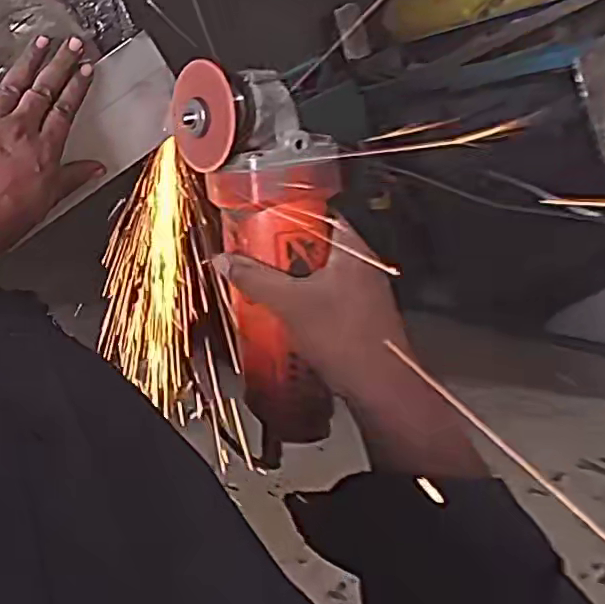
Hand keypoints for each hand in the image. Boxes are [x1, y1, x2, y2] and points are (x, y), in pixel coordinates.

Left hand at [0, 36, 103, 288]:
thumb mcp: (44, 203)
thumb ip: (70, 179)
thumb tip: (95, 168)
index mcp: (43, 149)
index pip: (66, 108)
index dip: (77, 86)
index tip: (86, 69)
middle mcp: (19, 128)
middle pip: (44, 89)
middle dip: (61, 62)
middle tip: (72, 43)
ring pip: (14, 82)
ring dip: (30, 59)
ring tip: (42, 40)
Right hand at [215, 218, 485, 476]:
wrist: (379, 389)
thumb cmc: (348, 341)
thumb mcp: (289, 304)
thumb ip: (254, 278)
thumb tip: (225, 260)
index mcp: (352, 251)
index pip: (316, 215)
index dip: (284, 215)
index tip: (256, 222)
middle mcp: (357, 266)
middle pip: (307, 244)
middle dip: (274, 251)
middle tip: (249, 257)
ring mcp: (355, 290)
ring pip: (308, 270)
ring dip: (280, 275)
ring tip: (256, 283)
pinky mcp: (348, 312)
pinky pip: (312, 292)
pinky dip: (291, 295)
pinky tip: (274, 308)